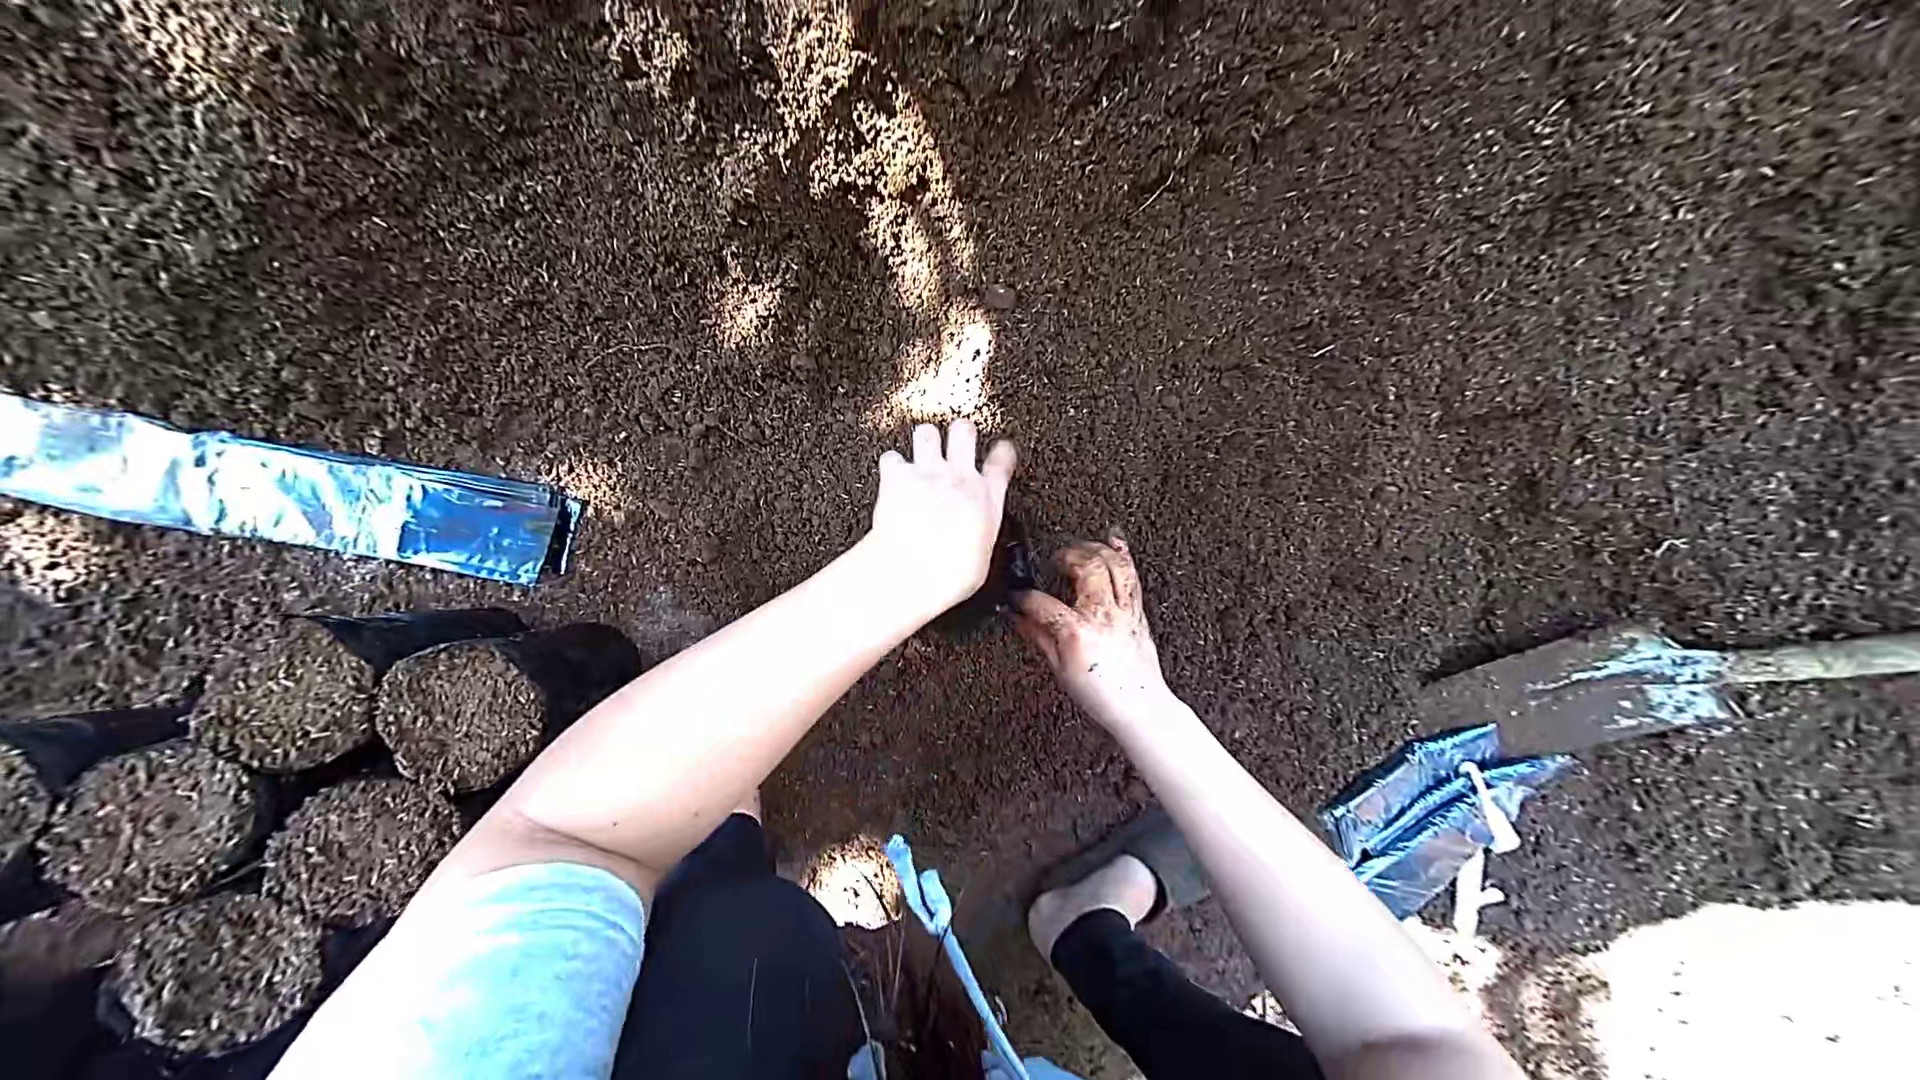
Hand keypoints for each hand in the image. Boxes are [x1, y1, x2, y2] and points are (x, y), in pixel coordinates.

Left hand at [867, 420, 1016, 615]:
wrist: (910, 573)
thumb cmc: (946, 575)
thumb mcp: (980, 559)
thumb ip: (980, 536)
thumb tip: (975, 543)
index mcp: (986, 498)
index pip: (1001, 461)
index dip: (1001, 451)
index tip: (1000, 449)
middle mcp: (958, 477)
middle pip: (964, 431)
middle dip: (961, 431)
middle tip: (957, 439)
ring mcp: (927, 473)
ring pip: (927, 431)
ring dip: (925, 439)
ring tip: (923, 449)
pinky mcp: (896, 477)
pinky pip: (891, 457)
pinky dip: (891, 464)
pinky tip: (892, 473)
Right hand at [1012, 534, 1173, 727]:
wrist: (1140, 708)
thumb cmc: (1104, 695)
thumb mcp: (1059, 667)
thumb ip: (1038, 636)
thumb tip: (1020, 619)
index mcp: (1078, 631)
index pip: (1042, 603)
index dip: (1023, 597)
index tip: (1017, 596)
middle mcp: (1103, 615)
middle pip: (1087, 567)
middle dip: (1066, 555)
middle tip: (1054, 559)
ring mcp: (1124, 610)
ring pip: (1115, 564)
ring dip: (1095, 548)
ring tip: (1079, 547)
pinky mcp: (1137, 612)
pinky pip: (1132, 575)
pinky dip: (1124, 554)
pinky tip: (1115, 540)